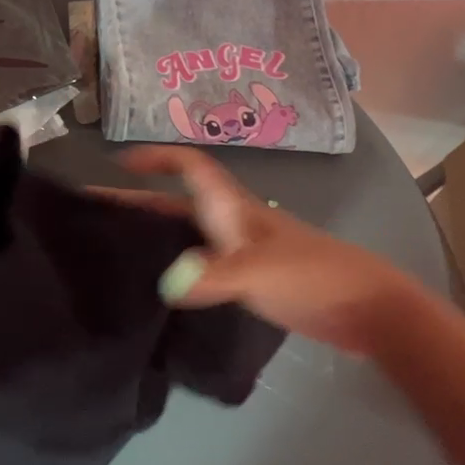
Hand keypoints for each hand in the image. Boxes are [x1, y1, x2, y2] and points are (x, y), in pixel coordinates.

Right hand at [107, 145, 414, 353]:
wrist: (366, 307)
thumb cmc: (312, 273)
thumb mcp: (260, 269)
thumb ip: (215, 275)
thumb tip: (164, 283)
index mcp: (232, 205)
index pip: (190, 165)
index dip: (157, 157)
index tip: (119, 162)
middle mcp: (231, 220)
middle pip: (178, 200)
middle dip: (140, 200)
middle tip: (99, 213)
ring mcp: (241, 250)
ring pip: (187, 232)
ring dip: (154, 232)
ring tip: (116, 246)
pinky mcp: (249, 279)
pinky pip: (200, 263)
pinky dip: (176, 265)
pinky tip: (159, 285)